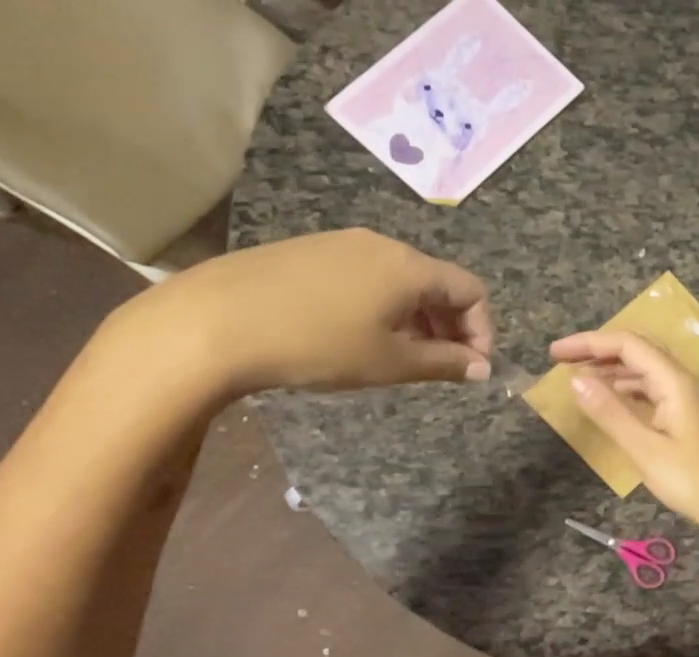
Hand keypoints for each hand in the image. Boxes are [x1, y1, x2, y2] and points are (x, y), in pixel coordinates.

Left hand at [92, 229, 493, 397]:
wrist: (215, 323)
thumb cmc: (318, 345)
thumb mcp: (392, 362)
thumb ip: (445, 364)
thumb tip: (483, 369)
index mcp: (409, 266)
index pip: (471, 290)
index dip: (483, 331)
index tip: (474, 369)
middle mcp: (381, 245)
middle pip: (438, 282)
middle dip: (452, 326)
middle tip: (444, 368)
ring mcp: (342, 244)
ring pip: (401, 281)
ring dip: (418, 320)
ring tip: (402, 358)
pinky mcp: (310, 253)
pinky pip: (368, 278)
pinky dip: (384, 308)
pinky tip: (360, 338)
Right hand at [550, 330, 698, 535]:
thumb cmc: (690, 480)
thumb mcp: (644, 448)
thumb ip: (609, 412)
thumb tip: (576, 379)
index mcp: (674, 382)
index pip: (627, 344)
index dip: (588, 342)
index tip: (554, 354)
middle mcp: (683, 382)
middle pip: (638, 349)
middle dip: (599, 349)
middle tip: (563, 359)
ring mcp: (687, 398)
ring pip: (646, 368)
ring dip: (612, 367)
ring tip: (580, 377)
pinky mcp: (688, 415)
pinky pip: (653, 387)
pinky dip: (628, 386)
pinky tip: (612, 397)